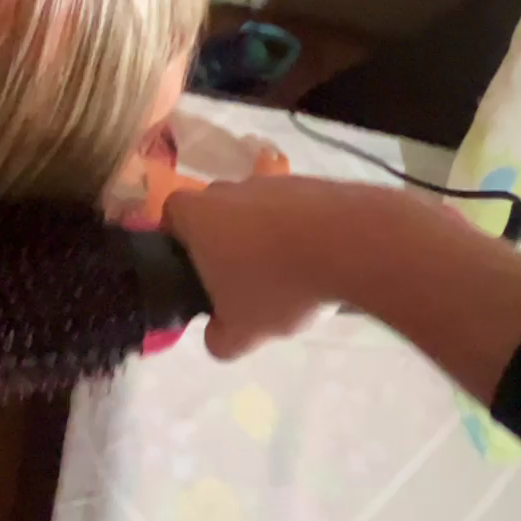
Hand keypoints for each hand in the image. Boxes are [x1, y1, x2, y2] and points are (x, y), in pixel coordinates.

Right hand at [163, 177, 423, 360]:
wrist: (350, 243)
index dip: (180, 246)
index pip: (170, 219)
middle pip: (214, 216)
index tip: (197, 275)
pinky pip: (293, 213)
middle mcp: (225, 188)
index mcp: (194, 213)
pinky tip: (318, 265)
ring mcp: (269, 181)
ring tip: (288, 280)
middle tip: (241, 284)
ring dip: (265, 241)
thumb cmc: (275, 283)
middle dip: (225, 246)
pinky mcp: (309, 183)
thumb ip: (218, 339)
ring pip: (255, 214)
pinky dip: (299, 234)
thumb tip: (216, 337)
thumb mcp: (240, 331)